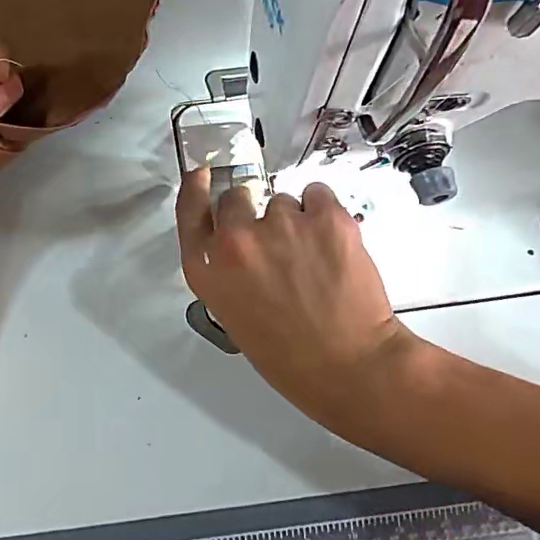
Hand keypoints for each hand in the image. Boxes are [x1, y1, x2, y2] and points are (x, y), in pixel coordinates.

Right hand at [175, 169, 417, 433]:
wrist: (350, 365)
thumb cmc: (294, 356)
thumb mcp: (235, 316)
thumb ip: (227, 273)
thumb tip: (242, 247)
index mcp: (209, 271)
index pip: (190, 211)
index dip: (197, 188)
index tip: (202, 175)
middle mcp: (237, 242)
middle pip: (237, 199)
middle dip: (255, 214)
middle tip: (279, 243)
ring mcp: (281, 225)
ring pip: (283, 200)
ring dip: (296, 221)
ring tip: (314, 259)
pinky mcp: (324, 216)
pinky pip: (318, 194)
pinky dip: (325, 213)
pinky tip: (332, 245)